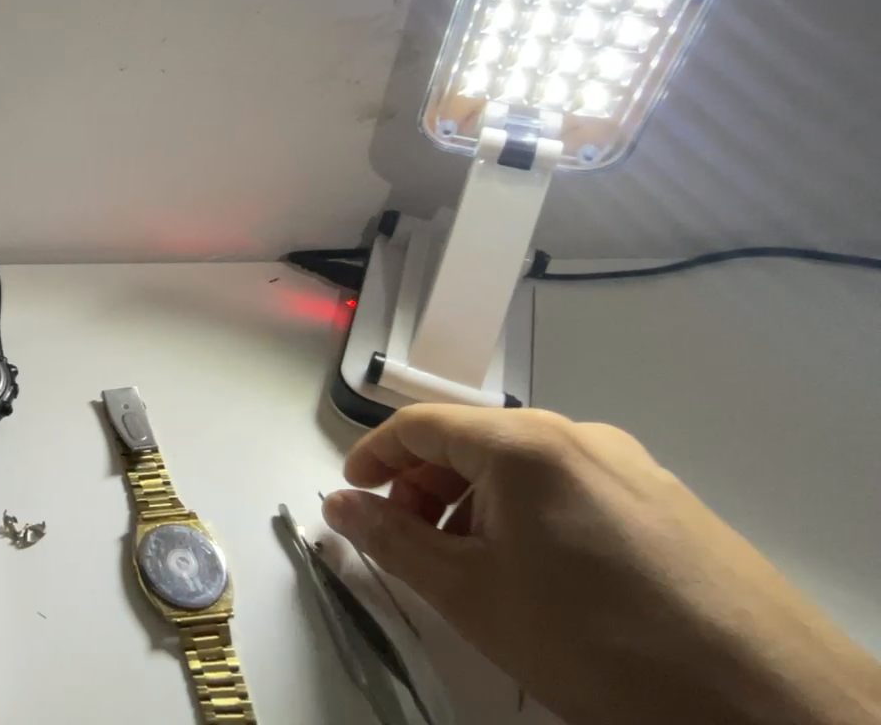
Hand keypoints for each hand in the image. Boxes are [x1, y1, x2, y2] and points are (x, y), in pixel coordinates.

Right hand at [324, 405, 880, 724]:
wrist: (784, 717)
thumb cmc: (600, 644)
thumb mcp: (471, 594)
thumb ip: (391, 539)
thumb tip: (336, 504)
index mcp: (525, 444)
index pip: (420, 424)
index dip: (374, 455)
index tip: (351, 493)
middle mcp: (579, 437)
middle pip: (471, 442)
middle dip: (425, 487)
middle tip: (409, 541)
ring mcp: (635, 468)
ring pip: (522, 467)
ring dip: (475, 504)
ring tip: (474, 568)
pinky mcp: (673, 505)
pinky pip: (572, 488)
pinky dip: (529, 515)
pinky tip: (540, 576)